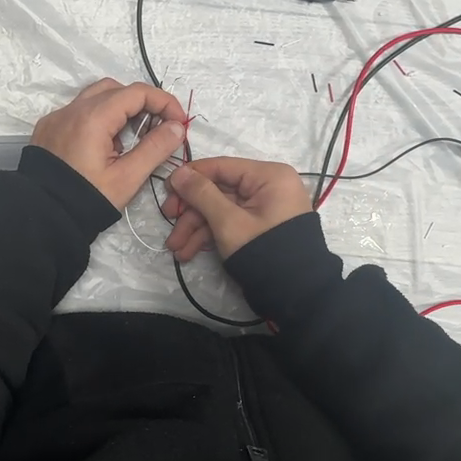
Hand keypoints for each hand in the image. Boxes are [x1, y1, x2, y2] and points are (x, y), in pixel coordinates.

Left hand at [31, 78, 189, 209]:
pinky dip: (97, 120)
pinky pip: (77, 112)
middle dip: (141, 104)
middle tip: (156, 129)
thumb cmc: (86, 201)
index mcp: (93, 117)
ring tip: (129, 141)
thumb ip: (155, 149)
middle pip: (115, 89)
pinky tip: (102, 147)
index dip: (164, 103)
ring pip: (94, 97)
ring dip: (118, 110)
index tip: (177, 123)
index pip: (137, 93)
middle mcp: (72, 109)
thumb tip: (176, 127)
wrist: (41, 218)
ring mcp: (56, 118)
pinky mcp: (47, 129)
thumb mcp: (127, 178)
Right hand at [161, 157, 311, 261]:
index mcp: (268, 176)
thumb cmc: (263, 250)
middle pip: (217, 190)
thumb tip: (177, 172)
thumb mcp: (228, 222)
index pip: (221, 167)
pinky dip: (209, 235)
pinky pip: (229, 222)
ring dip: (195, 228)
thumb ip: (201, 194)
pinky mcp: (258, 225)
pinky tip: (189, 252)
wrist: (295, 293)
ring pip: (220, 209)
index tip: (165, 189)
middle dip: (190, 212)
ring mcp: (263, 207)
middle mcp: (267, 186)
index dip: (190, 177)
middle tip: (167, 222)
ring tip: (176, 249)